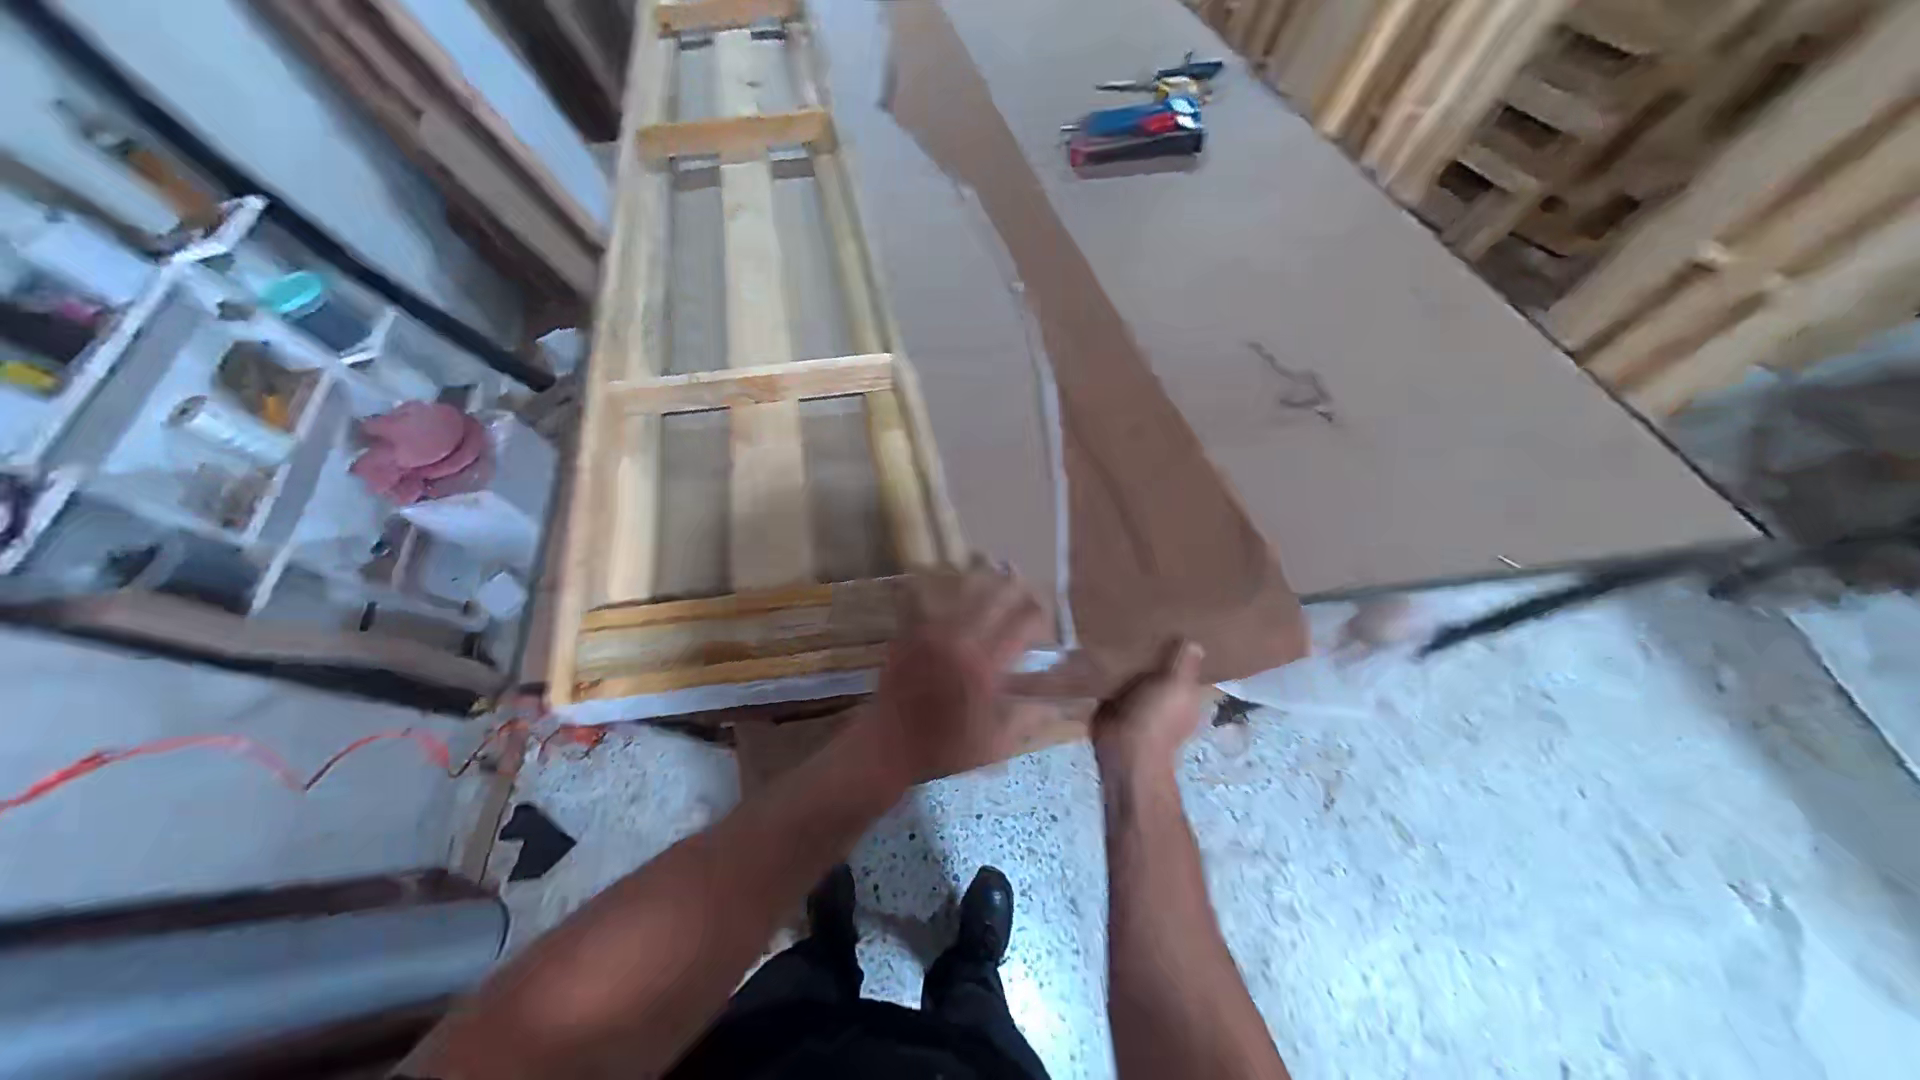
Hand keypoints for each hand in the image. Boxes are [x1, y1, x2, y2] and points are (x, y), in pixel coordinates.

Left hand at [858, 565, 1047, 783]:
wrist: (887, 752)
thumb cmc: (945, 754)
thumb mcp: (996, 744)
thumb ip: (1027, 718)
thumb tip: (1054, 705)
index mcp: (987, 667)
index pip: (1024, 622)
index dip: (1041, 615)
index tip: (1045, 621)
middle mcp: (959, 641)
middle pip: (995, 595)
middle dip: (1016, 588)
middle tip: (1025, 589)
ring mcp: (928, 633)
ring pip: (959, 587)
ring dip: (980, 579)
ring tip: (993, 573)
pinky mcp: (905, 634)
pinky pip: (920, 596)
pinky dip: (936, 584)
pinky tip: (945, 578)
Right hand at [1091, 639, 1209, 779]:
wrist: (1125, 750)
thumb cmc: (1158, 718)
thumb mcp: (1178, 686)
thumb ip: (1186, 664)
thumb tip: (1197, 643)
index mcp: (1186, 697)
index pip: (1187, 670)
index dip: (1181, 652)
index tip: (1170, 627)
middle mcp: (1164, 701)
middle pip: (1158, 672)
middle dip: (1149, 654)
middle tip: (1137, 623)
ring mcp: (1138, 706)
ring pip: (1134, 678)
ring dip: (1126, 664)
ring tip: (1116, 631)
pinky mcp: (1114, 708)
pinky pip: (1112, 687)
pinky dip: (1106, 676)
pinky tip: (1098, 653)